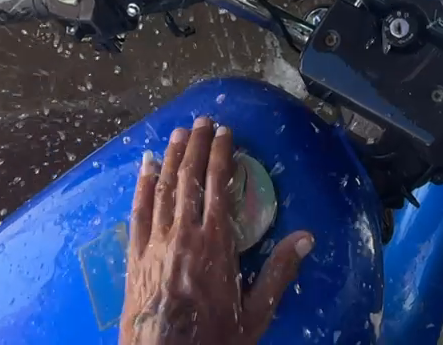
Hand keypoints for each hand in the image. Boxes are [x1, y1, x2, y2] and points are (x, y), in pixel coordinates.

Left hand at [120, 117, 313, 343]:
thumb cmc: (213, 340)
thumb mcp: (254, 315)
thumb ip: (278, 273)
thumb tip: (308, 238)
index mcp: (215, 243)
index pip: (219, 185)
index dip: (221, 154)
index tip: (225, 132)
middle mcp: (184, 234)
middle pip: (190, 178)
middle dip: (196, 145)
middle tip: (202, 120)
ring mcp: (156, 243)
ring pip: (164, 188)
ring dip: (172, 157)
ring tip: (178, 132)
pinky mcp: (135, 256)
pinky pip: (138, 212)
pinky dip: (142, 185)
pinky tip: (145, 166)